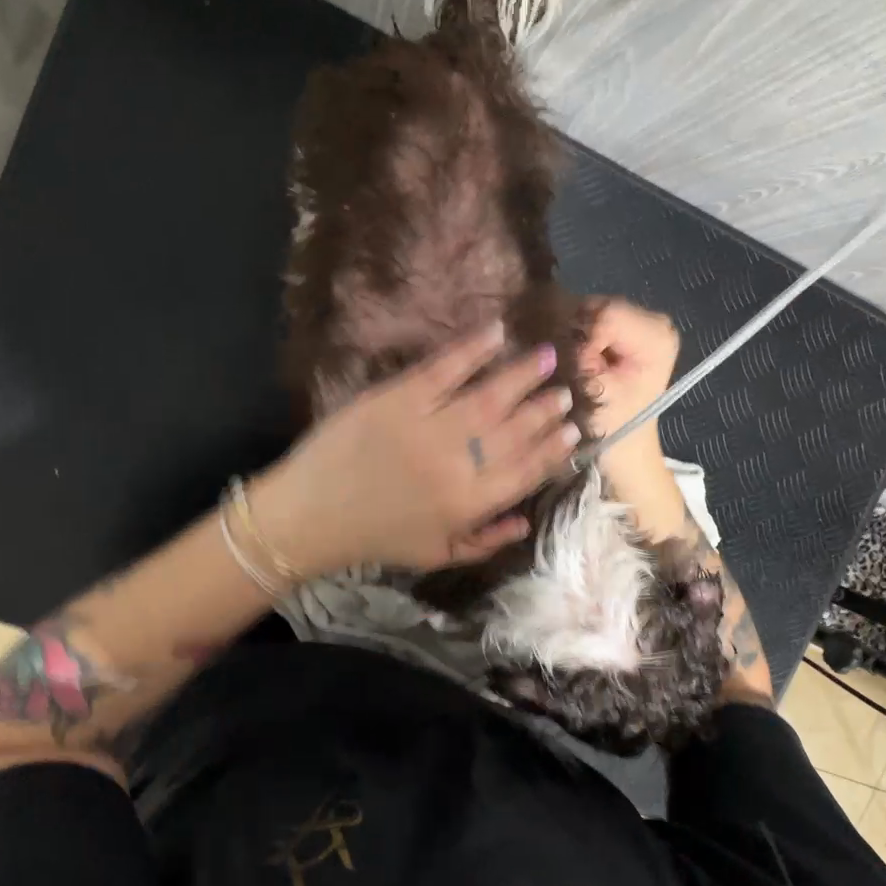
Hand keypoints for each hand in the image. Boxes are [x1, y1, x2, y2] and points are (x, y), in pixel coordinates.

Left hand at [255, 324, 578, 572]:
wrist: (311, 515)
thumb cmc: (375, 537)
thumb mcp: (436, 554)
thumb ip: (485, 541)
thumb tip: (526, 520)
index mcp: (469, 503)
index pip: (526, 471)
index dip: (553, 449)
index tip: (573, 431)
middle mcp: (457, 463)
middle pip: (514, 430)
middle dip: (544, 410)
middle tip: (565, 393)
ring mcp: (428, 426)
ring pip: (488, 396)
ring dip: (522, 375)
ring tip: (548, 357)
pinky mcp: (397, 399)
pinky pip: (442, 369)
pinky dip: (471, 349)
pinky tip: (495, 332)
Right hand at [578, 299, 684, 535]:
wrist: (624, 451)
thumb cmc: (612, 429)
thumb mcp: (593, 389)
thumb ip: (578, 352)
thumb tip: (551, 325)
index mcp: (656, 335)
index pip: (605, 314)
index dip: (582, 339)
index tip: (578, 370)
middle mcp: (656, 321)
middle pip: (597, 307)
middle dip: (575, 333)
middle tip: (566, 366)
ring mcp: (642, 323)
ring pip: (590, 311)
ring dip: (573, 335)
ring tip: (568, 364)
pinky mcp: (627, 331)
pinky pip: (592, 320)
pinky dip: (578, 337)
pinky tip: (575, 359)